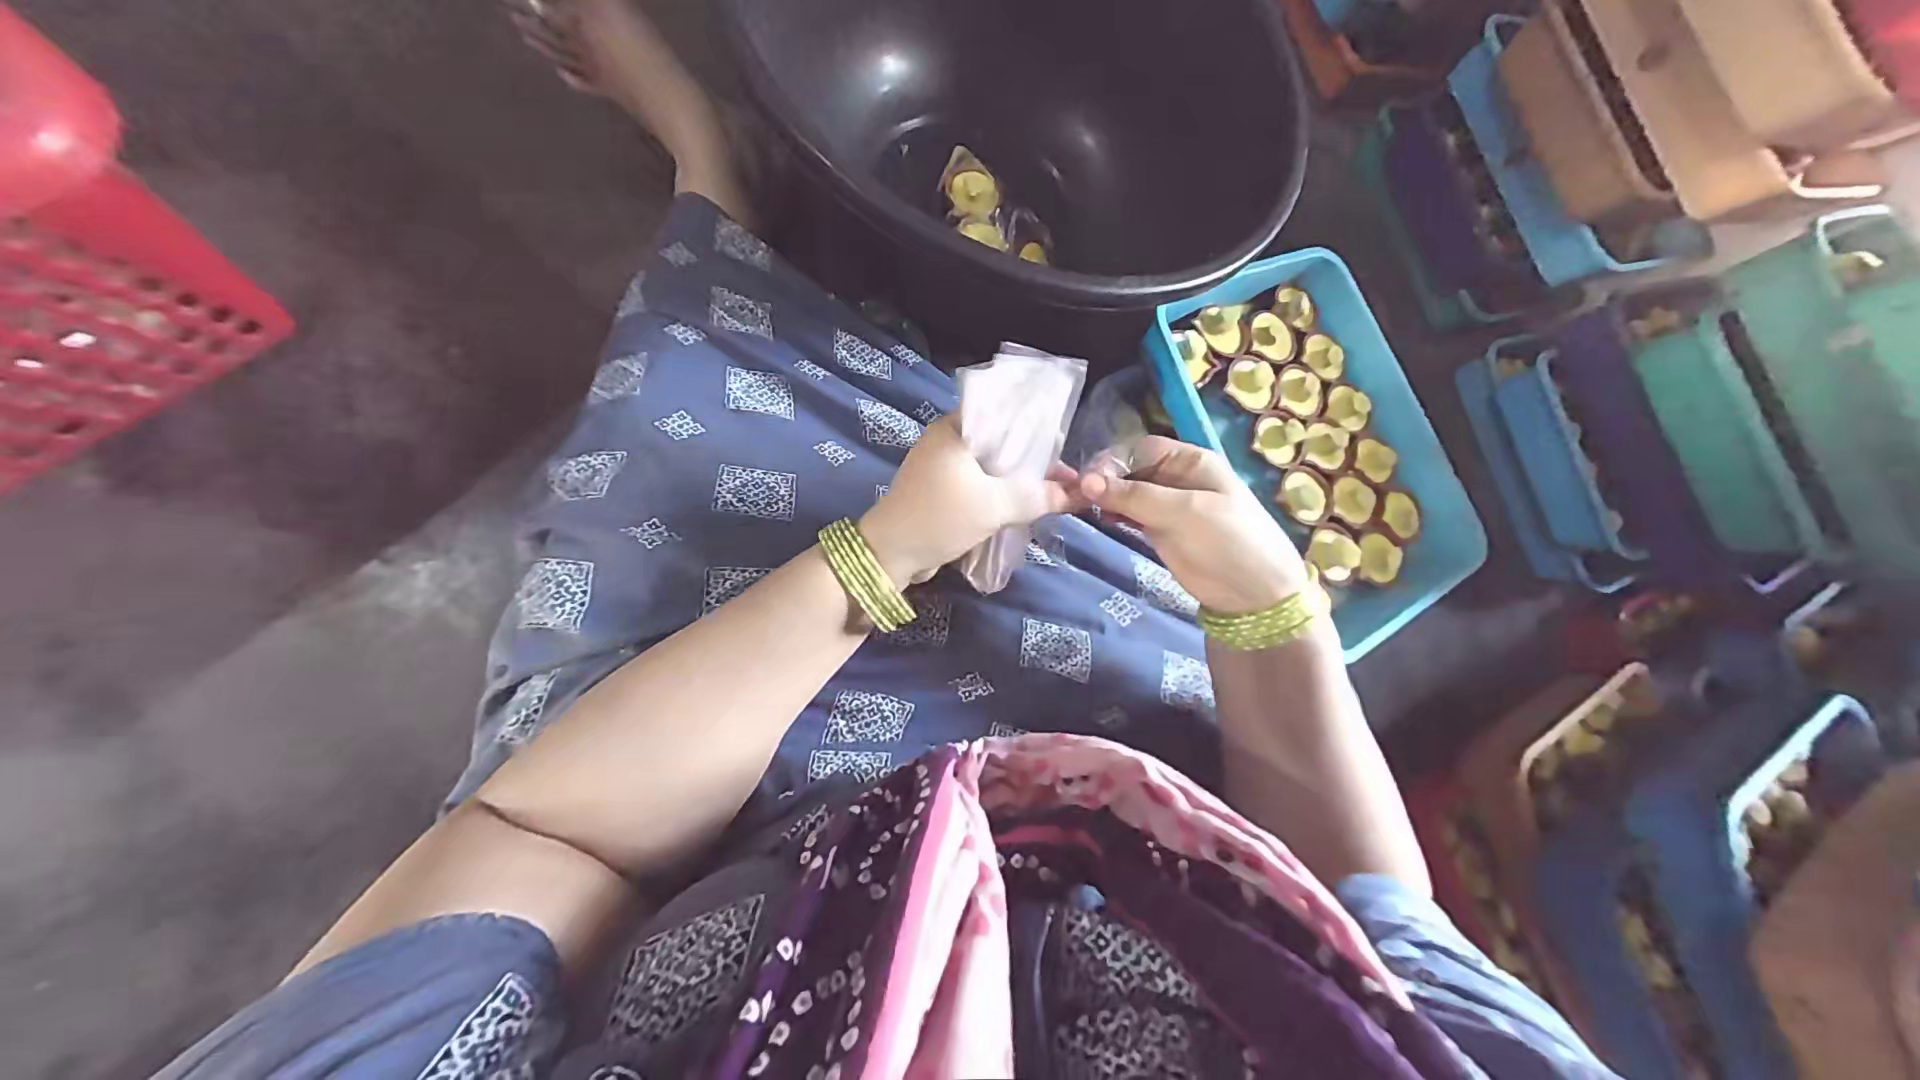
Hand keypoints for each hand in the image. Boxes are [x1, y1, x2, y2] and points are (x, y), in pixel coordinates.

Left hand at [860, 417, 1079, 586]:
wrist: (890, 555)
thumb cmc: (940, 518)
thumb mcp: (995, 506)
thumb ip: (1038, 497)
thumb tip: (1077, 495)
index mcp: (955, 428)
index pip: (1003, 411)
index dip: (1035, 425)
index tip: (1063, 442)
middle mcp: (947, 440)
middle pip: (1000, 441)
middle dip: (1032, 459)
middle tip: (1064, 472)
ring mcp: (942, 466)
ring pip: (991, 466)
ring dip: (1017, 480)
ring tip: (1052, 490)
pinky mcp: (941, 491)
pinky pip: (980, 485)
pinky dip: (1000, 493)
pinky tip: (1025, 504)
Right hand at [1078, 436, 1309, 613]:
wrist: (1254, 595)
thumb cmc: (1226, 542)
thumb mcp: (1184, 512)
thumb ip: (1135, 496)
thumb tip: (1085, 481)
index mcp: (1189, 461)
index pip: (1139, 449)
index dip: (1112, 462)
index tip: (1088, 483)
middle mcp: (1176, 478)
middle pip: (1129, 469)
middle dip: (1105, 480)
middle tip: (1081, 498)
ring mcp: (1168, 504)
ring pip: (1127, 492)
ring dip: (1107, 498)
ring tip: (1087, 509)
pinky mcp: (1160, 529)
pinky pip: (1131, 513)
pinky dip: (1115, 514)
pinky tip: (1104, 520)